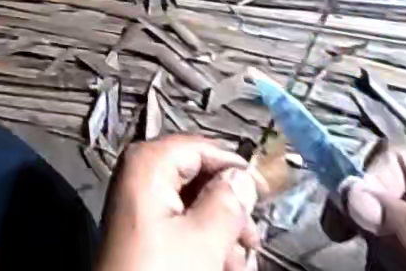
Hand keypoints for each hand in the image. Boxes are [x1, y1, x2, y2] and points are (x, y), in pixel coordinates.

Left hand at [95, 134, 262, 270]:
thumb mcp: (201, 241)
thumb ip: (227, 203)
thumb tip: (243, 177)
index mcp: (148, 162)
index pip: (199, 147)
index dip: (234, 166)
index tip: (265, 191)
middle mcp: (140, 173)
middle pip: (197, 176)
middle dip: (229, 208)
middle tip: (252, 241)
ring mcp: (140, 203)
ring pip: (193, 204)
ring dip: (221, 231)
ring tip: (238, 263)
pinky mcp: (143, 232)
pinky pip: (181, 225)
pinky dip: (204, 243)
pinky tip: (221, 265)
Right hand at [323, 143, 405, 270]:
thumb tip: (349, 193)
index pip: (400, 156)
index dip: (369, 178)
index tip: (348, 218)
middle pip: (390, 186)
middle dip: (368, 214)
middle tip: (344, 239)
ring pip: (391, 219)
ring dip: (378, 243)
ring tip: (383, 267)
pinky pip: (404, 247)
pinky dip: (390, 259)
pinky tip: (391, 269)